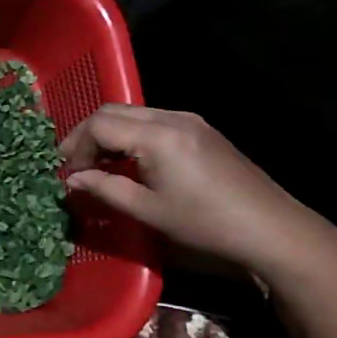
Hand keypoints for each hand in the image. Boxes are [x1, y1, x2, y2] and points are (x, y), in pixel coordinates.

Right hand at [61, 105, 336, 281]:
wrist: (269, 227)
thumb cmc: (204, 223)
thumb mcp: (148, 211)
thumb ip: (105, 189)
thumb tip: (72, 180)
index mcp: (157, 135)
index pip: (100, 124)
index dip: (76, 146)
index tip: (67, 174)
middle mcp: (172, 116)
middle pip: (114, 110)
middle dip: (88, 135)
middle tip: (75, 166)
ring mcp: (189, 119)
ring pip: (134, 113)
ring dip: (109, 133)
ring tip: (98, 166)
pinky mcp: (201, 129)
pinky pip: (154, 120)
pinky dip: (131, 135)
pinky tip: (130, 162)